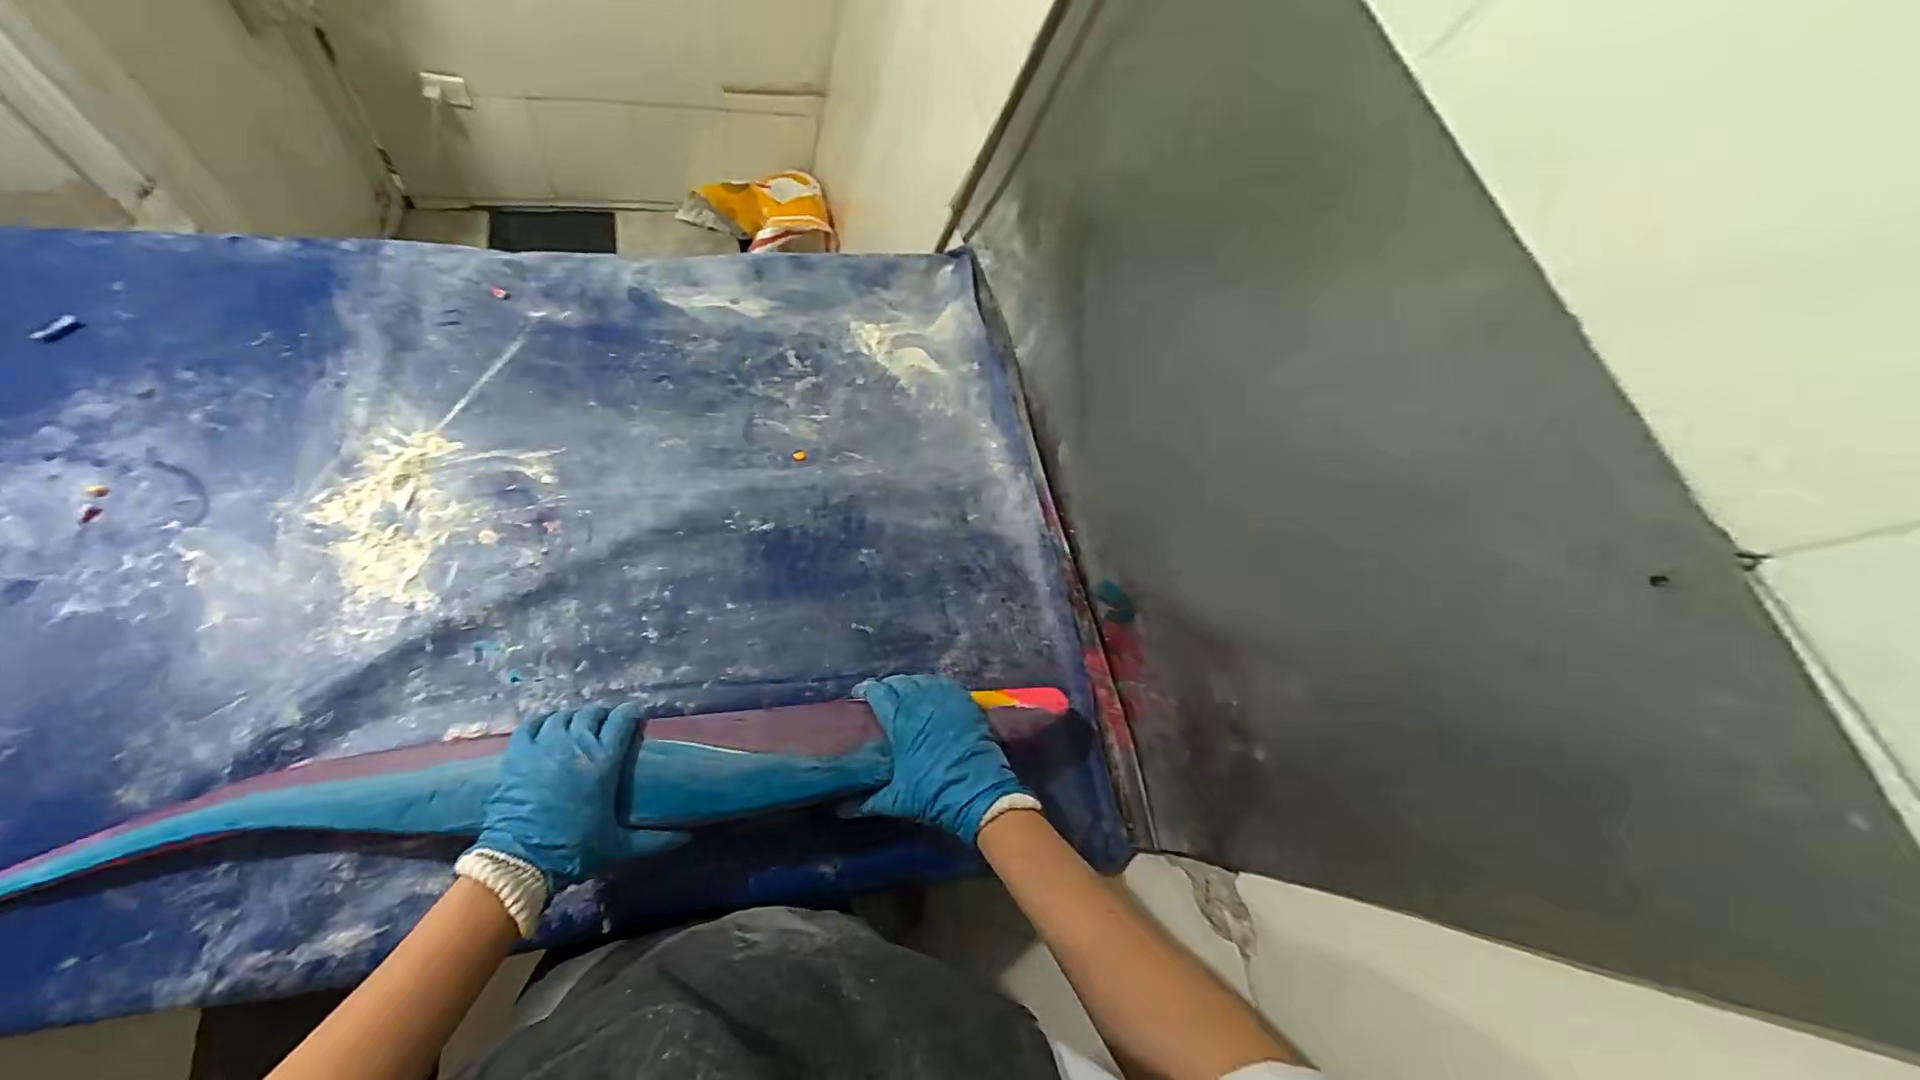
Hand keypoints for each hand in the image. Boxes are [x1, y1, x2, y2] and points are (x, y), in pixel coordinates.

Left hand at [471, 704, 685, 888]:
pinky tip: (546, 727)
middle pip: (591, 713)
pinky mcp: (517, 755)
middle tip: (604, 726)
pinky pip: (531, 724)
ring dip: (572, 718)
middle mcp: (576, 745)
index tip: (634, 717)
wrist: (519, 861)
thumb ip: (654, 840)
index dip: (630, 713)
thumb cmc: (573, 850)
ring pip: (562, 716)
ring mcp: (544, 747)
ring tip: (575, 727)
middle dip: (601, 716)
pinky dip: (541, 721)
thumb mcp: (619, 846)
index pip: (622, 719)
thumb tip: (685, 838)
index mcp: (604, 760)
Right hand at [851, 674, 1035, 843]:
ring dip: (911, 684)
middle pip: (900, 682)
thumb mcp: (896, 800)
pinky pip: (945, 685)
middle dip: (888, 687)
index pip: (878, 692)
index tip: (859, 695)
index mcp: (900, 720)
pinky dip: (934, 686)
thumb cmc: (934, 794)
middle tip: (882, 698)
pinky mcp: (966, 703)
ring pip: (923, 680)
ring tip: (906, 695)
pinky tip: (931, 696)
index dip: (866, 690)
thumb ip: (867, 801)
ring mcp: (947, 700)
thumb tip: (841, 808)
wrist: (979, 795)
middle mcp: (922, 702)